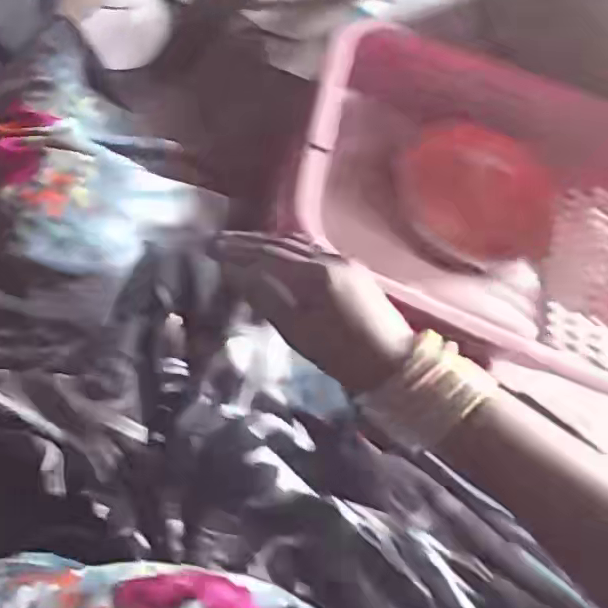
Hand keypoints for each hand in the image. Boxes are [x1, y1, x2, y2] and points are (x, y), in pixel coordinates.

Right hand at [213, 234, 415, 394]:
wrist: (398, 367)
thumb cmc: (342, 354)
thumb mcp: (296, 329)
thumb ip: (264, 296)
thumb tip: (233, 272)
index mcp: (315, 274)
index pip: (266, 253)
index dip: (235, 249)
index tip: (210, 246)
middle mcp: (330, 259)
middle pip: (280, 242)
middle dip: (247, 240)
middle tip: (219, 240)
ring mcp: (344, 261)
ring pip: (297, 243)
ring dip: (266, 241)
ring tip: (241, 242)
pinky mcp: (352, 269)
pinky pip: (311, 249)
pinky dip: (286, 247)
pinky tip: (275, 251)